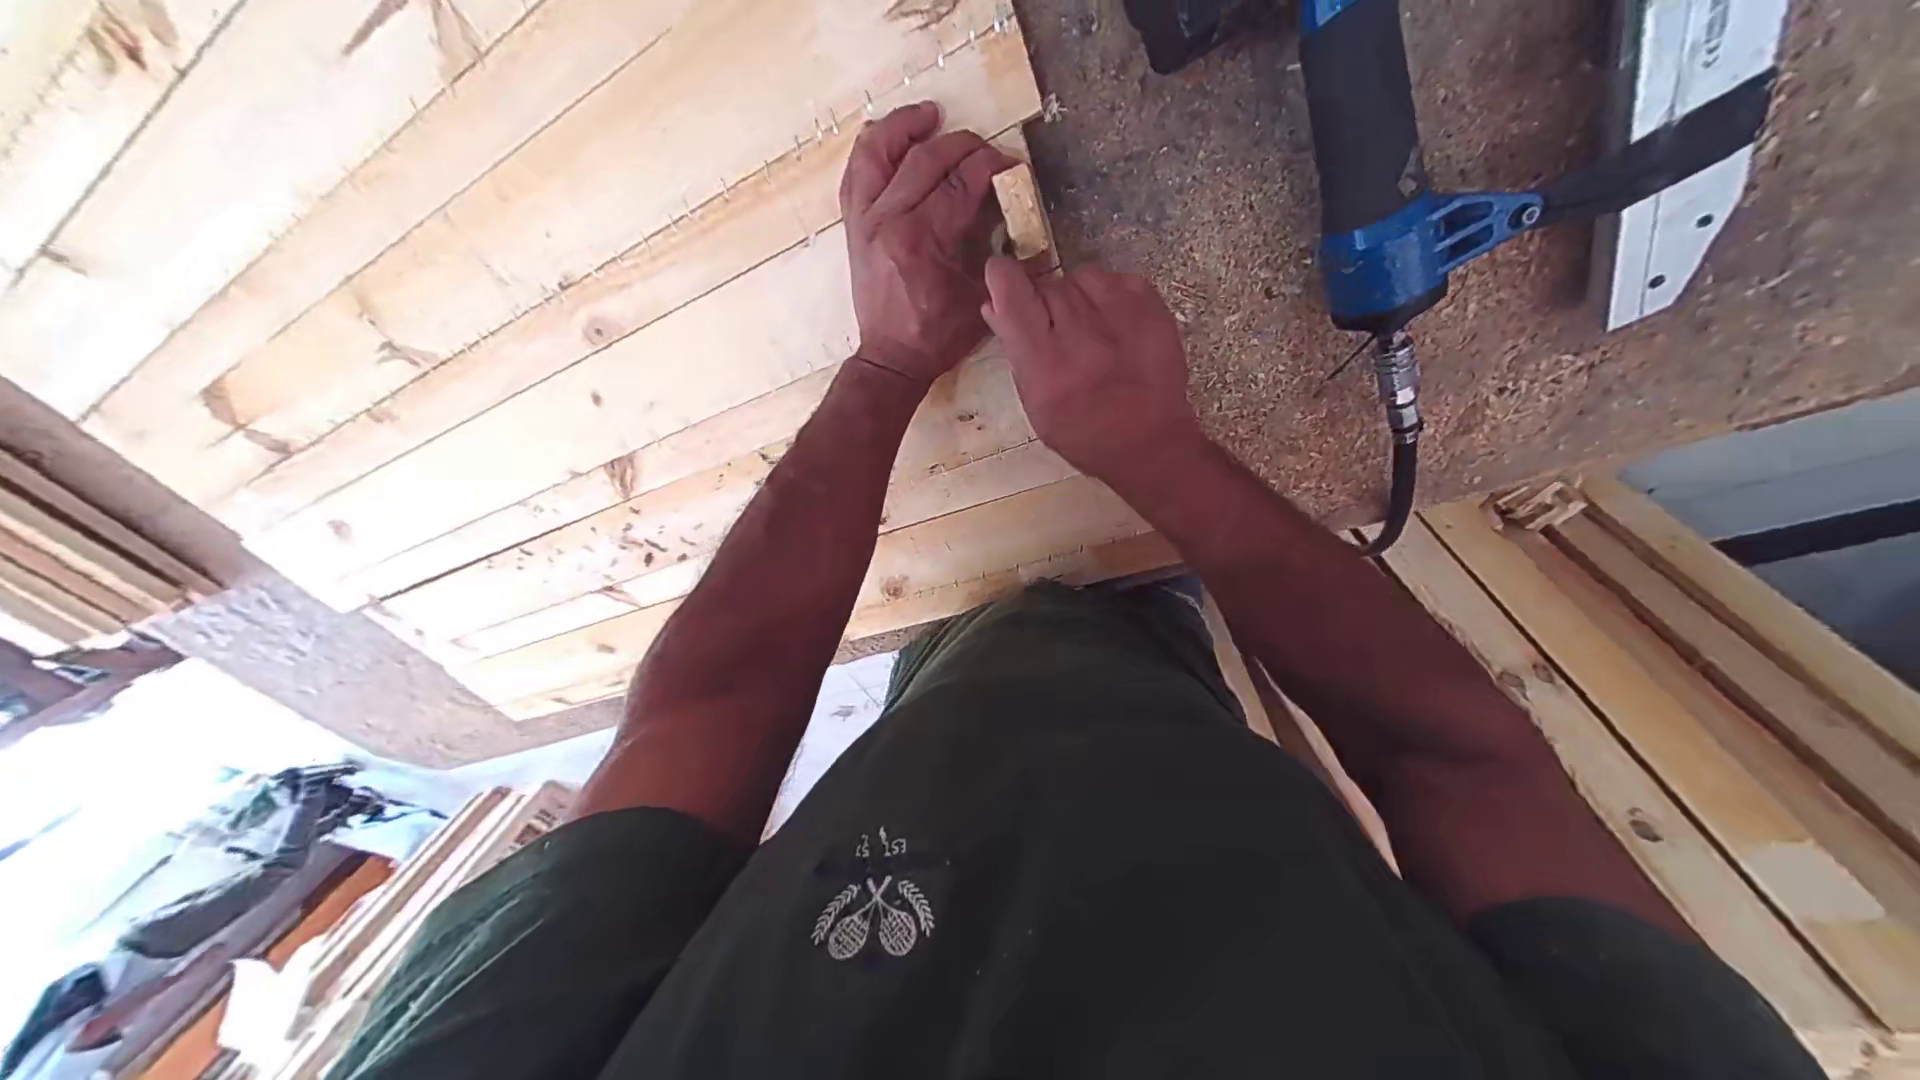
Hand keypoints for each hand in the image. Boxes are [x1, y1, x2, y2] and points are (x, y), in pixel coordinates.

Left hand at [841, 102, 1015, 386]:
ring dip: (907, 126)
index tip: (1011, 164)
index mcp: (924, 239)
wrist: (892, 356)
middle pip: (928, 159)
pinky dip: (872, 147)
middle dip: (964, 145)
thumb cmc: (938, 335)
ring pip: (880, 151)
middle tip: (986, 150)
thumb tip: (1019, 217)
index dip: (992, 164)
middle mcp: (889, 220)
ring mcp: (865, 220)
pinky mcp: (853, 226)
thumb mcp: (979, 298)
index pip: (962, 181)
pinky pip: (857, 172)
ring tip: (932, 116)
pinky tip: (889, 136)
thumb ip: (998, 253)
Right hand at [981, 257, 1206, 483]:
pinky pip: (1111, 278)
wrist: (1149, 440)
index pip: (1012, 293)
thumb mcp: (1036, 405)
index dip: (1002, 279)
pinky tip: (1112, 327)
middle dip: (1041, 302)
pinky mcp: (1148, 301)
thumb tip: (993, 304)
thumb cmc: (1083, 432)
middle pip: (1045, 285)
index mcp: (1046, 365)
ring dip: (1074, 297)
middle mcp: (1080, 333)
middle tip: (1056, 334)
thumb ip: (1016, 355)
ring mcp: (1119, 314)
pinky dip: (1105, 296)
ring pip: (1076, 277)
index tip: (1003, 281)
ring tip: (1088, 331)